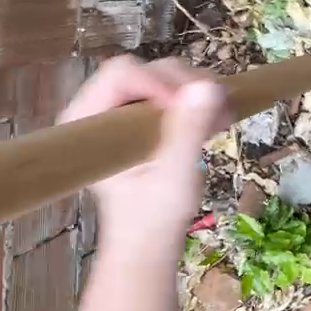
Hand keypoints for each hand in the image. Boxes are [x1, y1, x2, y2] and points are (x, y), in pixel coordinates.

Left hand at [58, 57, 229, 250]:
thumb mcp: (174, 174)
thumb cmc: (153, 216)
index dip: (161, 83)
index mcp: (88, 119)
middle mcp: (102, 108)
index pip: (123, 73)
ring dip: (199, 92)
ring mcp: (126, 111)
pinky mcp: (146, 116)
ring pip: (168, 76)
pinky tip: (215, 122)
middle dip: (188, 85)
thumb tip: (209, 87)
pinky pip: (176, 91)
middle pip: (150, 69)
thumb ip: (188, 130)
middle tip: (218, 112)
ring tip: (221, 119)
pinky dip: (199, 101)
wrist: (150, 240)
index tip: (191, 108)